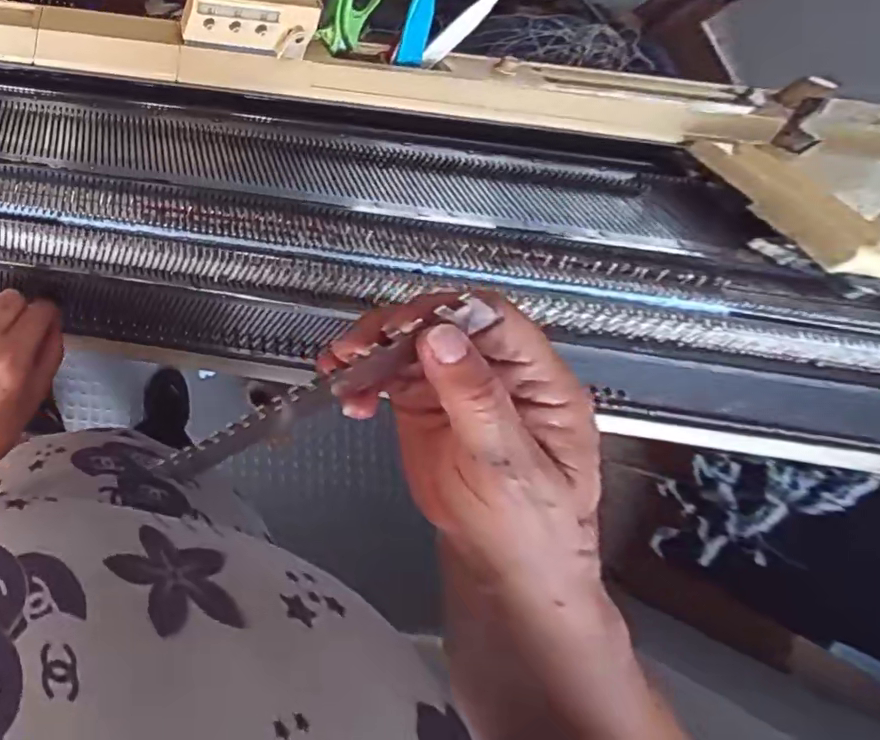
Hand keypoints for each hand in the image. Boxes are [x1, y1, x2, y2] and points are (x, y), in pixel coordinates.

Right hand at [318, 292, 601, 595]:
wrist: (501, 566)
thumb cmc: (531, 529)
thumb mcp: (511, 467)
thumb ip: (476, 399)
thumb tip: (444, 338)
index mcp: (536, 380)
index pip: (491, 318)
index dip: (444, 313)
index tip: (404, 328)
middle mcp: (494, 372)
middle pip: (439, 321)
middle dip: (393, 328)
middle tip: (361, 346)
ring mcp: (454, 384)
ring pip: (405, 341)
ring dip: (368, 349)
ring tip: (343, 367)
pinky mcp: (421, 399)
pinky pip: (384, 371)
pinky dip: (360, 377)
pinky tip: (352, 397)